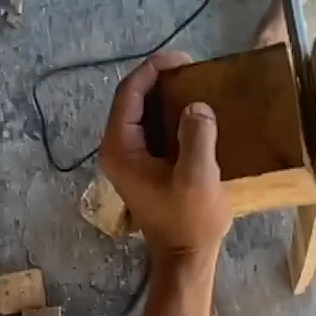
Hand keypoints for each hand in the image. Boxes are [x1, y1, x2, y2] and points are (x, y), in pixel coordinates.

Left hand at [99, 53, 232, 258]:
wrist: (186, 257)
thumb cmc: (189, 221)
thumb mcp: (198, 177)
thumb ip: (196, 137)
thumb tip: (196, 106)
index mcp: (120, 149)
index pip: (128, 94)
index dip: (152, 70)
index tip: (183, 59)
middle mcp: (117, 150)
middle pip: (131, 100)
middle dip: (159, 78)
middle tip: (193, 68)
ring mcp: (129, 159)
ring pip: (142, 112)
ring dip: (166, 95)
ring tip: (196, 83)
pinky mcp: (144, 166)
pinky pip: (152, 128)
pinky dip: (170, 113)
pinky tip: (194, 110)